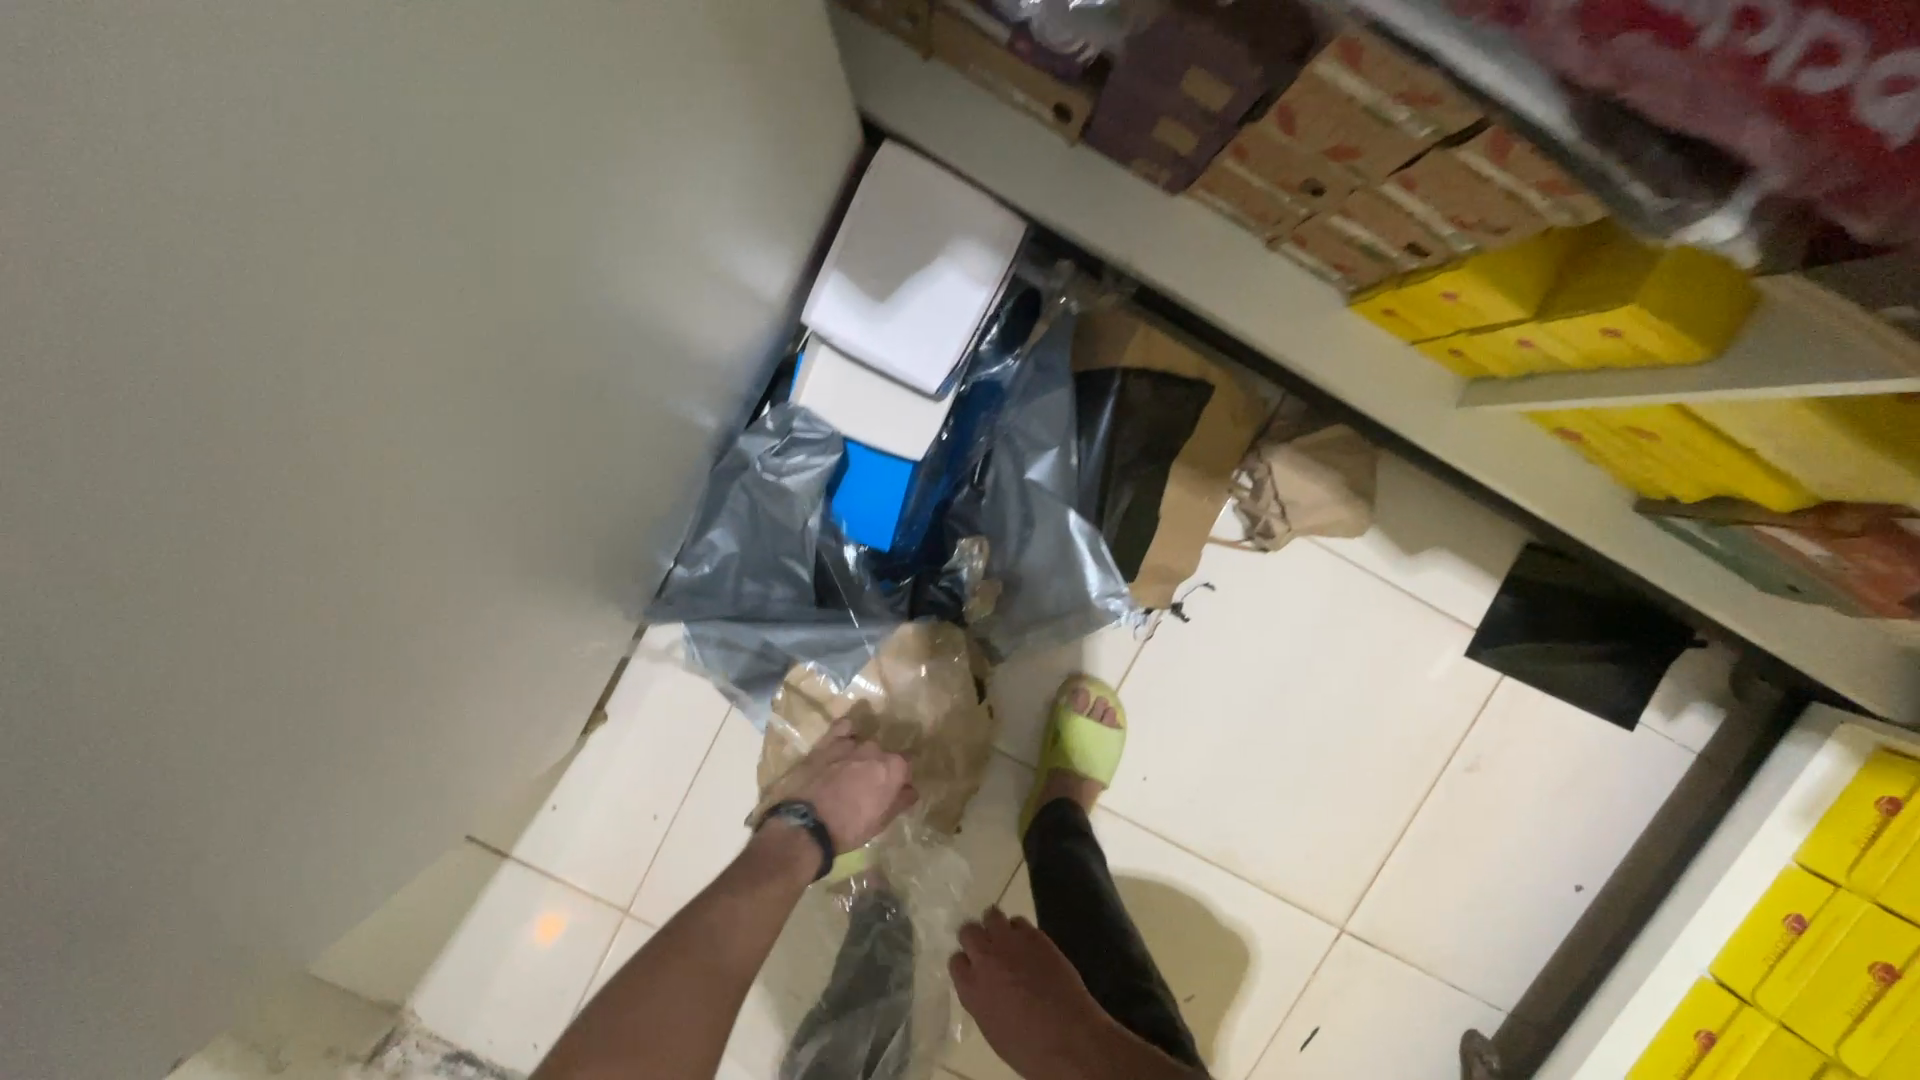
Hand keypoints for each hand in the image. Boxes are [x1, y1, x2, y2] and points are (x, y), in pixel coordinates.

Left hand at [761, 719, 914, 852]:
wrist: (808, 824)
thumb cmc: (850, 828)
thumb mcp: (881, 822)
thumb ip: (900, 801)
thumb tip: (911, 789)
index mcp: (893, 768)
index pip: (907, 764)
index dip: (901, 776)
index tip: (894, 788)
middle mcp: (876, 750)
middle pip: (884, 754)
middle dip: (880, 767)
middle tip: (869, 785)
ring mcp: (851, 743)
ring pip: (864, 743)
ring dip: (862, 755)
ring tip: (851, 770)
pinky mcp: (827, 742)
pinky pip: (843, 728)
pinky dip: (846, 732)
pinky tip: (843, 741)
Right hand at [949, 908, 1113, 1079]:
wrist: (1067, 1035)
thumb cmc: (1027, 1046)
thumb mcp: (991, 1028)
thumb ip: (982, 999)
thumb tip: (986, 988)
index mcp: (970, 988)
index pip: (956, 961)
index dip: (966, 963)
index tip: (974, 968)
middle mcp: (986, 958)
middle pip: (969, 931)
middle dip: (976, 937)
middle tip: (988, 947)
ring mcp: (1010, 943)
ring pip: (992, 915)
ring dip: (997, 926)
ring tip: (1007, 939)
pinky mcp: (1035, 936)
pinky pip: (1020, 922)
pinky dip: (1021, 931)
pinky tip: (1029, 945)